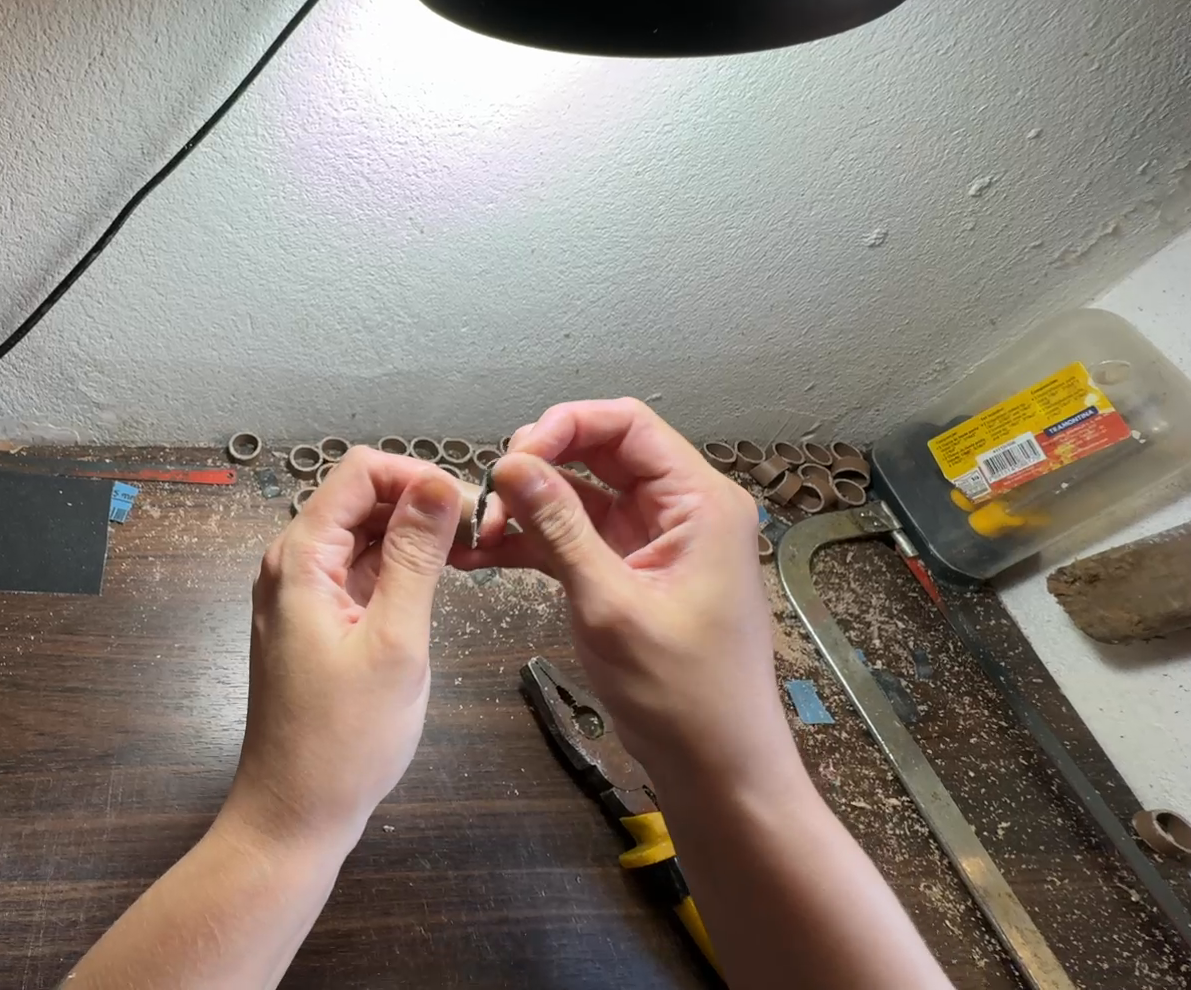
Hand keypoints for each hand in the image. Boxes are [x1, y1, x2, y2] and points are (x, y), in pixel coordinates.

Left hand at [222, 447, 462, 852]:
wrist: (295, 810)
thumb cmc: (346, 737)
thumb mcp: (394, 640)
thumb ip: (415, 556)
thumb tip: (440, 483)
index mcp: (301, 555)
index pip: (358, 471)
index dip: (416, 475)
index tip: (469, 507)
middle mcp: (293, 560)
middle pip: (359, 497)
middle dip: (418, 502)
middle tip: (479, 535)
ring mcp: (301, 589)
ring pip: (360, 532)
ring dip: (411, 534)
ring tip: (468, 557)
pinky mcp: (315, 616)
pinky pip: (356, 568)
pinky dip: (395, 565)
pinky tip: (435, 579)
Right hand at [454, 399, 799, 791]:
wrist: (713, 767)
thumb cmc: (680, 690)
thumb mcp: (610, 603)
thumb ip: (558, 526)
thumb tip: (510, 464)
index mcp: (697, 501)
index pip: (627, 424)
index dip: (564, 426)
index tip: (511, 459)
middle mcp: (674, 507)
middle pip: (595, 452)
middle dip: (535, 468)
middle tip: (489, 500)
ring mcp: (645, 537)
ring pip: (573, 493)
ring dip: (523, 507)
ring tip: (476, 532)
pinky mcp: (621, 567)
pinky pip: (568, 534)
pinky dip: (528, 541)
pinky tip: (480, 554)